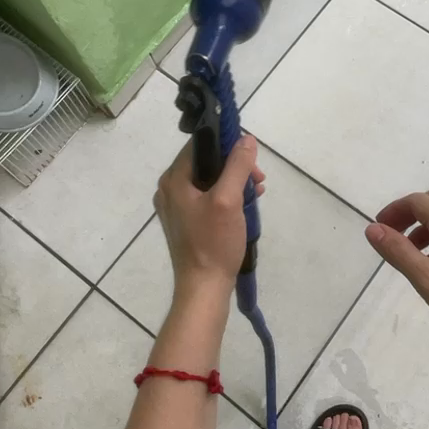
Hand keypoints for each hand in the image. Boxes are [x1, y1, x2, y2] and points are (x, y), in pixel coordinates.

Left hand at [153, 135, 264, 295]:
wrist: (203, 288)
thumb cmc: (214, 243)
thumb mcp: (229, 200)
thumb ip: (237, 166)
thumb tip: (246, 140)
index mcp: (174, 180)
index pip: (199, 145)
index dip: (226, 144)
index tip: (250, 156)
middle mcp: (170, 189)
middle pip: (206, 163)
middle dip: (235, 166)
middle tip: (258, 179)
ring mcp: (177, 207)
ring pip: (210, 181)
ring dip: (235, 182)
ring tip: (256, 193)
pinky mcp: (187, 222)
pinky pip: (209, 198)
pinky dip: (228, 198)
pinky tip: (246, 207)